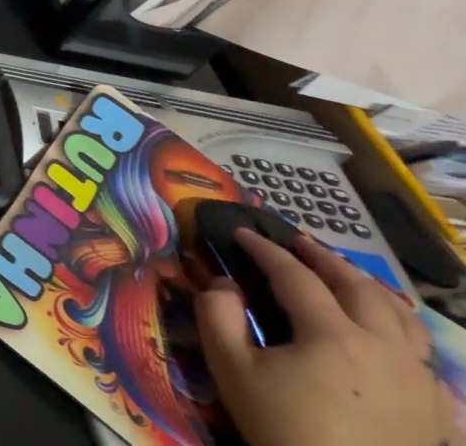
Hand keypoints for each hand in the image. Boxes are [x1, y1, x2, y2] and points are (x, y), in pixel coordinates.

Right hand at [196, 229, 458, 445]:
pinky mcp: (440, 409)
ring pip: (404, 318)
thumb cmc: (282, 427)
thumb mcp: (230, 369)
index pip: (296, 276)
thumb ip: (218, 314)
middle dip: (324, 258)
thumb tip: (224, 283)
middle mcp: (386, 347)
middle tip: (297, 241)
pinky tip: (388, 334)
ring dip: (370, 287)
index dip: (266, 249)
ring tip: (347, 276)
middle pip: (359, 287)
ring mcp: (422, 380)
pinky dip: (402, 330)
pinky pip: (426, 356)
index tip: (242, 233)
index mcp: (333, 335)